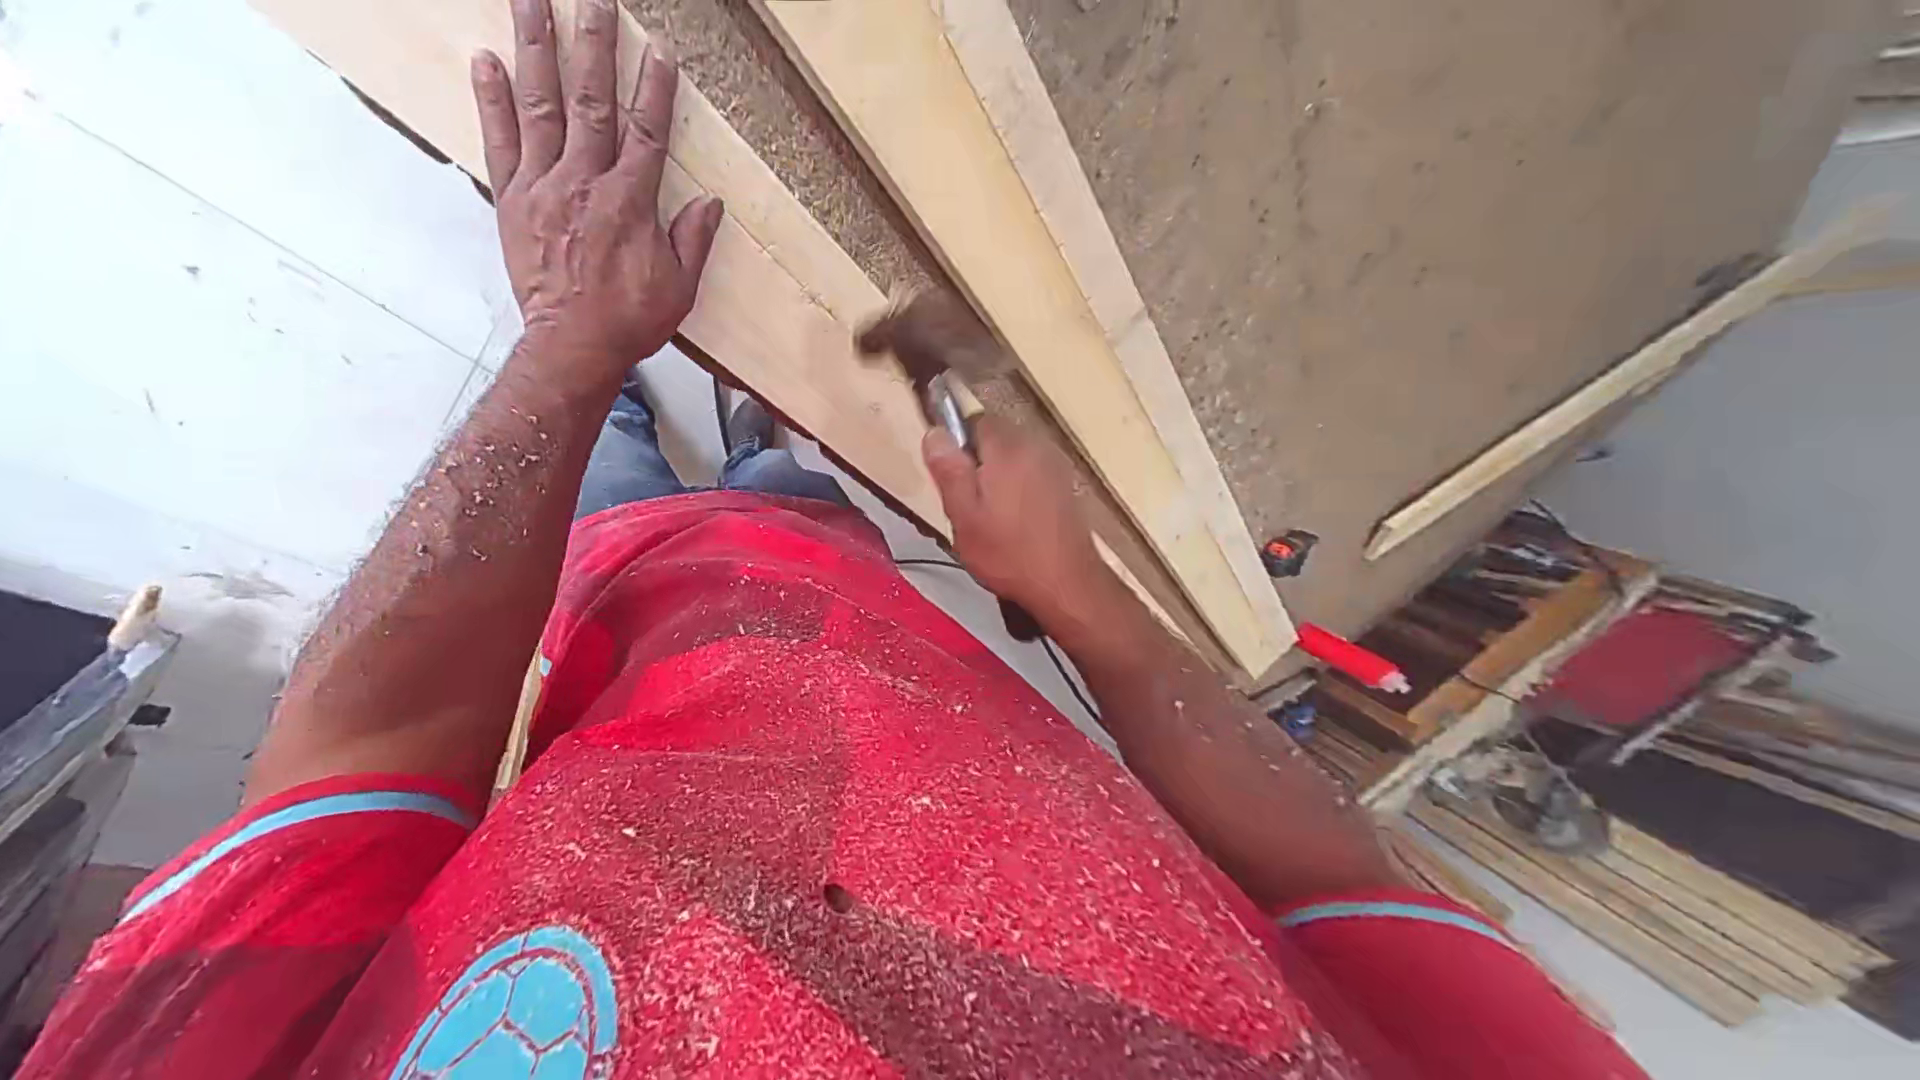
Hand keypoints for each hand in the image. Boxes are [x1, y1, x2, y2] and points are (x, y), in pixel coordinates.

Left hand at [470, 0, 722, 381]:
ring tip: (533, 1)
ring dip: (538, 49)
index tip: (660, 54)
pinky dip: (493, 100)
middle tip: (594, 1)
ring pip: (541, 106)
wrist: (574, 344)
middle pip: (591, 102)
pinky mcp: (514, 201)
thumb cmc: (631, 319)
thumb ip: (692, 240)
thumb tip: (709, 203)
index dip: (656, 93)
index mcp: (631, 203)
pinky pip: (501, 141)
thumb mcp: (680, 287)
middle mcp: (585, 182)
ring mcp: (544, 187)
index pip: (648, 134)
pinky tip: (489, 60)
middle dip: (594, 46)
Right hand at [922, 414, 1110, 620]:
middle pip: (997, 437)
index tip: (952, 476)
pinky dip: (1021, 488)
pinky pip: (1034, 473)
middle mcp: (1036, 447)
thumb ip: (949, 471)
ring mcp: (1056, 466)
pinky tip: (1017, 521)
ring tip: (993, 516)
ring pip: (1016, 456)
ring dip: (1001, 475)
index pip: (975, 419)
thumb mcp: (964, 516)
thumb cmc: (1009, 554)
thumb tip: (934, 432)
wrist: (1067, 584)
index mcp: (1008, 448)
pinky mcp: (1067, 486)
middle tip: (969, 503)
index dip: (958, 444)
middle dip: (979, 461)